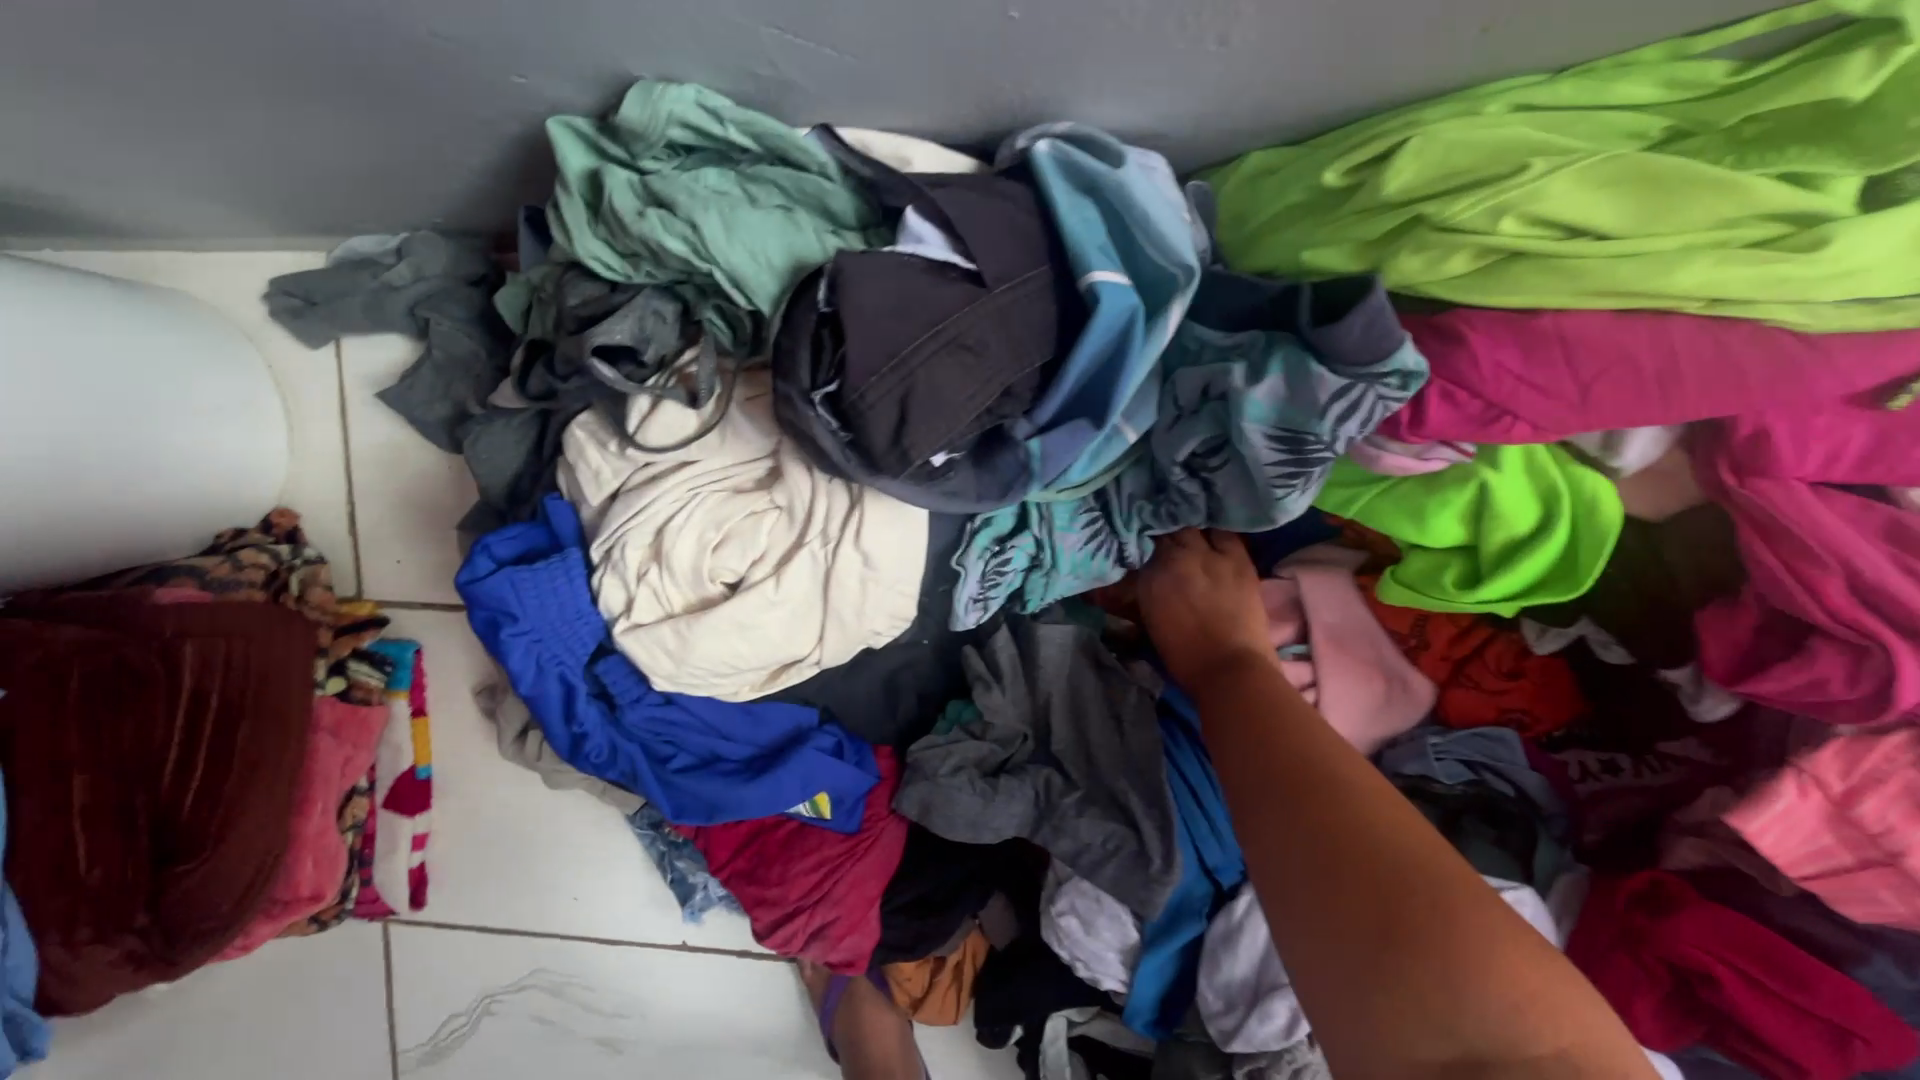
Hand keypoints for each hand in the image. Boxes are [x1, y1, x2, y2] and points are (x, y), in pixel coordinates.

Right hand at [1137, 529, 1273, 689]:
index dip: (1140, 547)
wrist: (1230, 668)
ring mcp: (1208, 554)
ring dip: (1186, 532)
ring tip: (1187, 537)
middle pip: (1164, 532)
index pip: (1139, 547)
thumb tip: (1132, 580)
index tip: (1140, 550)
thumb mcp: (1150, 621)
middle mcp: (1175, 558)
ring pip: (1190, 528)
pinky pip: (1223, 533)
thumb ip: (1141, 593)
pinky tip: (1212, 538)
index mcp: (1149, 577)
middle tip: (1163, 543)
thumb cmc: (1184, 657)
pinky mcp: (1237, 558)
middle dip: (1162, 536)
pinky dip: (1215, 534)